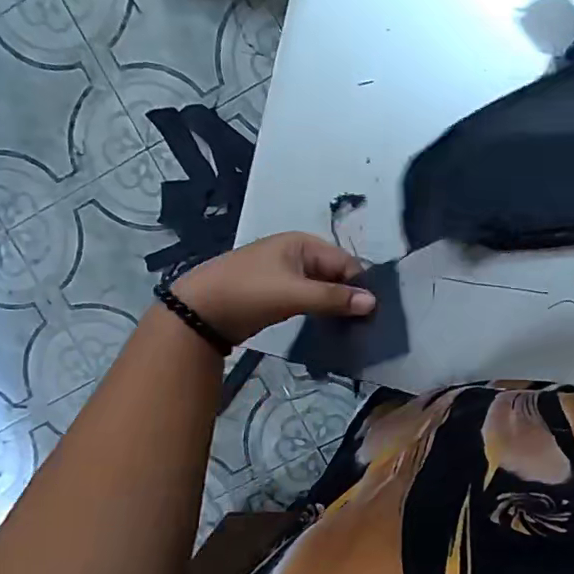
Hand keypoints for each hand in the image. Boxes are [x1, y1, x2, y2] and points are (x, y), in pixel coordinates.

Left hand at [169, 232, 374, 342]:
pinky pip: (308, 300)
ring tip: (353, 329)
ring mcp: (285, 274)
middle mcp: (297, 254)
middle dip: (349, 297)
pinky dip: (320, 312)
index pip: (345, 262)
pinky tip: (330, 328)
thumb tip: (373, 303)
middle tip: (367, 325)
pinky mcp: (277, 294)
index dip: (360, 286)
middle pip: (335, 275)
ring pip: (322, 289)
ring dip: (335, 306)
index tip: (375, 313)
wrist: (198, 311)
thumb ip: (334, 298)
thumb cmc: (248, 293)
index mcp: (302, 243)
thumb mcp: (293, 293)